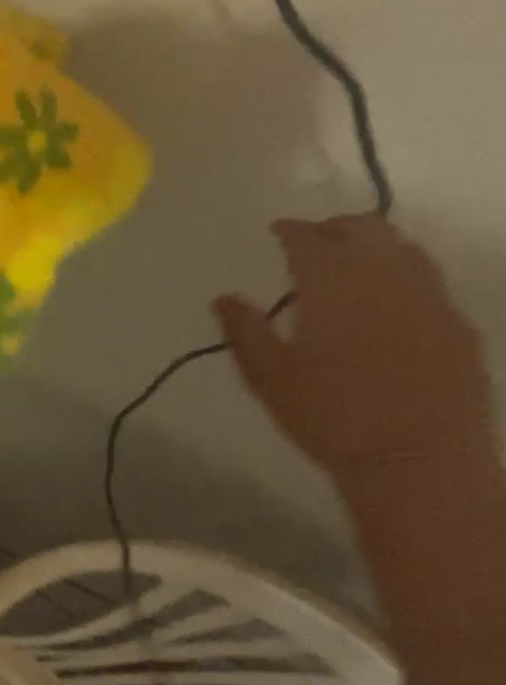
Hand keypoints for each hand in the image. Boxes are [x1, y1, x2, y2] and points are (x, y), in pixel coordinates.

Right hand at [216, 216, 495, 480]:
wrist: (415, 457)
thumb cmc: (327, 414)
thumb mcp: (267, 375)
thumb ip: (245, 330)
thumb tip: (225, 299)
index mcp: (335, 288)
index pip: (312, 242)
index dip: (292, 231)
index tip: (277, 229)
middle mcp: (389, 282)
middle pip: (370, 232)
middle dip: (338, 228)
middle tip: (313, 238)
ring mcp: (432, 302)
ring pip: (407, 251)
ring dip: (375, 246)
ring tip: (349, 262)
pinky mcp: (458, 326)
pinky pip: (428, 282)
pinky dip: (401, 274)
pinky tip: (383, 299)